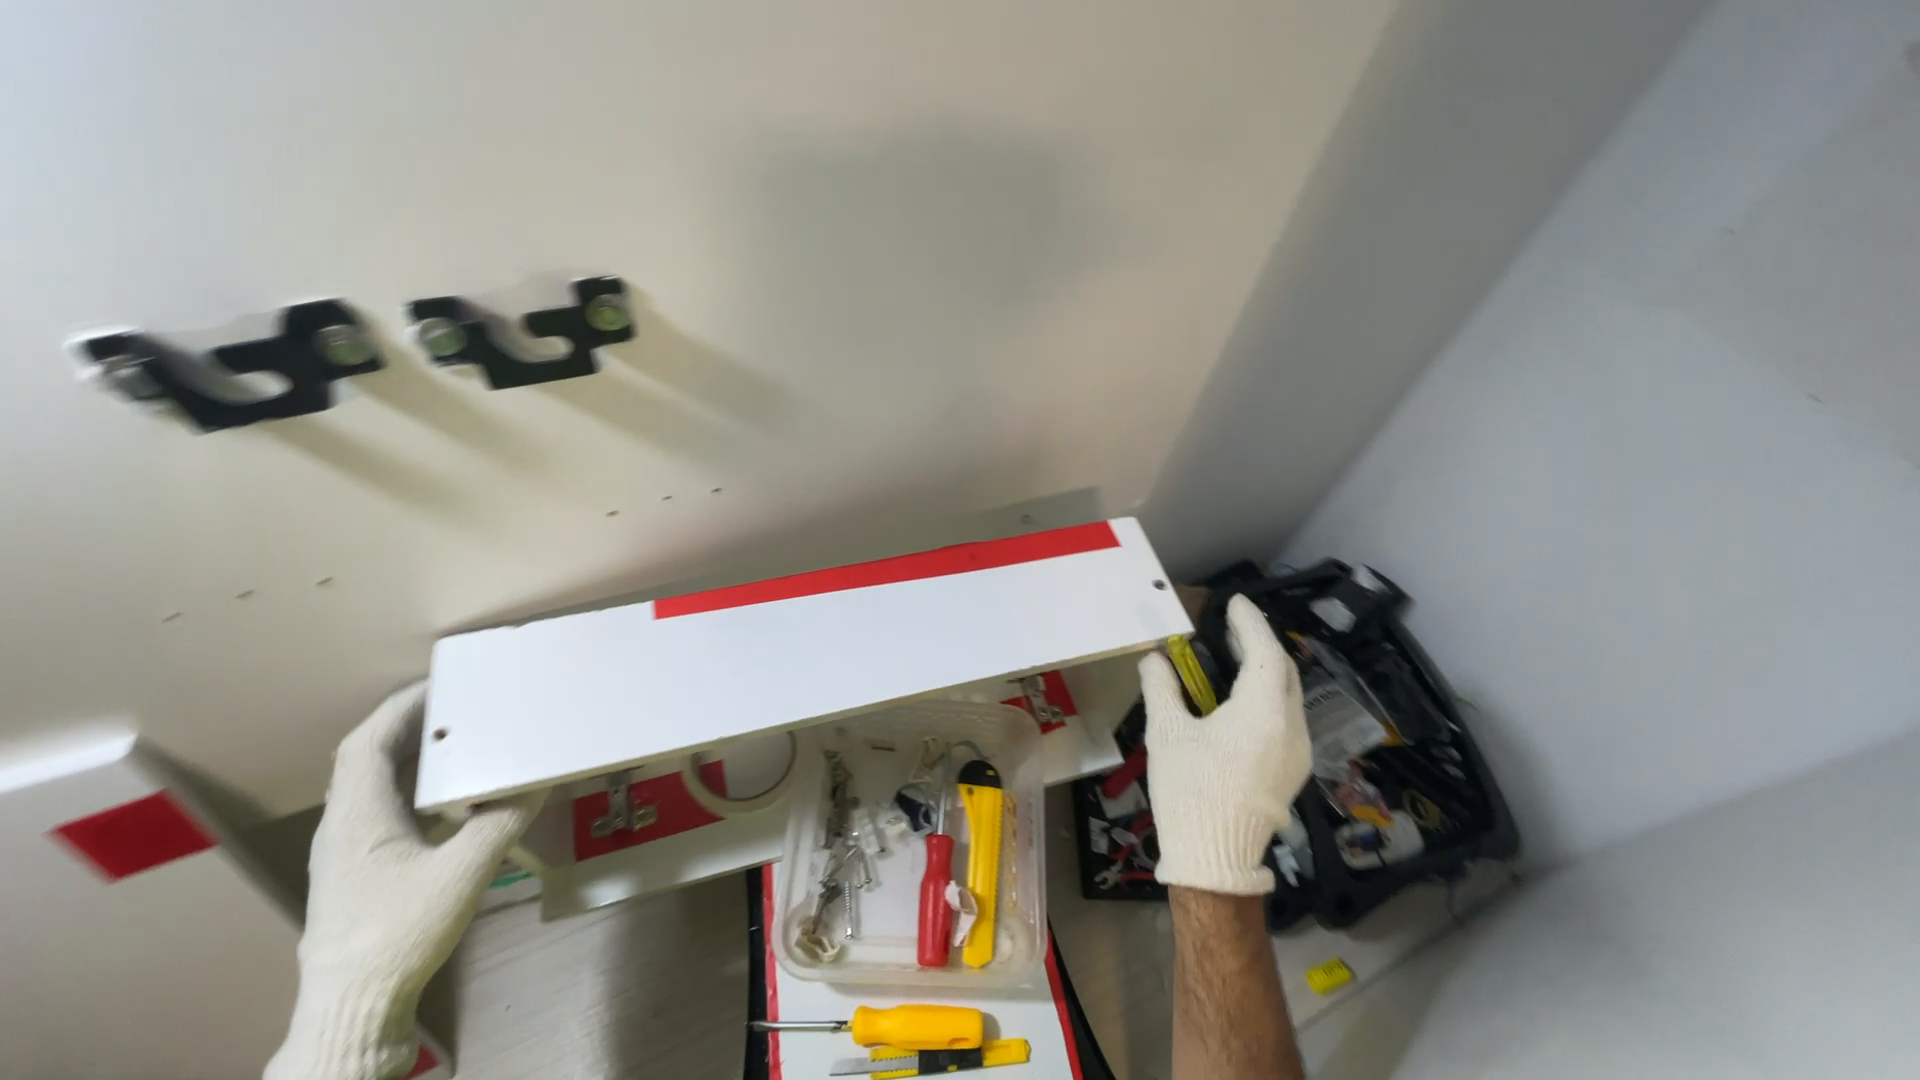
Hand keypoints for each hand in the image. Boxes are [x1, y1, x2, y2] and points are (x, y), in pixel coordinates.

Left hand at [266, 682, 543, 1079]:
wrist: (352, 1007)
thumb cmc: (399, 932)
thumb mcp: (462, 874)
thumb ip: (500, 823)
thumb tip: (538, 783)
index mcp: (358, 816)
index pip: (367, 742)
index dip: (401, 707)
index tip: (443, 683)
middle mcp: (344, 826)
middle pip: (368, 758)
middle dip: (412, 725)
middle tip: (461, 706)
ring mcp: (348, 851)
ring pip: (374, 785)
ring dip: (412, 757)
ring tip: (461, 740)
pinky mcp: (360, 872)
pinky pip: (385, 810)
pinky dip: (415, 789)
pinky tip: (450, 799)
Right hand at [1140, 595, 1310, 895]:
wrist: (1215, 860)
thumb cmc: (1190, 792)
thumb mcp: (1167, 734)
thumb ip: (1162, 688)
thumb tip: (1155, 658)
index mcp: (1262, 714)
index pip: (1265, 652)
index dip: (1250, 623)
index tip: (1234, 603)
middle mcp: (1292, 729)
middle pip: (1284, 671)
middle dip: (1260, 644)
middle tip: (1231, 628)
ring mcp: (1298, 753)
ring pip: (1289, 696)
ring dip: (1266, 671)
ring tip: (1234, 658)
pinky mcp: (1293, 771)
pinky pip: (1287, 718)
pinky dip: (1268, 697)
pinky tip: (1242, 701)